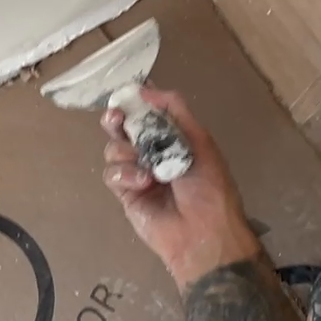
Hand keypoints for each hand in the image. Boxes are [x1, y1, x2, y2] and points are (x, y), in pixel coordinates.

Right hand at [101, 87, 259, 288]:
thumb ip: (175, 111)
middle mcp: (152, 151)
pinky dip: (125, 174)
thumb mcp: (199, 141)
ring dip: (127, 151)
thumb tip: (146, 88)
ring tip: (146, 166)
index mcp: (174, 137)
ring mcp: (137, 171)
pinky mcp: (125, 192)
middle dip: (117, 119)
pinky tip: (143, 183)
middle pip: (123, 127)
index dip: (136, 101)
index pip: (148, 112)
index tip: (127, 92)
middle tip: (116, 117)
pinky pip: (111, 173)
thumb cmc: (209, 185)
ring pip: (114, 148)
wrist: (202, 232)